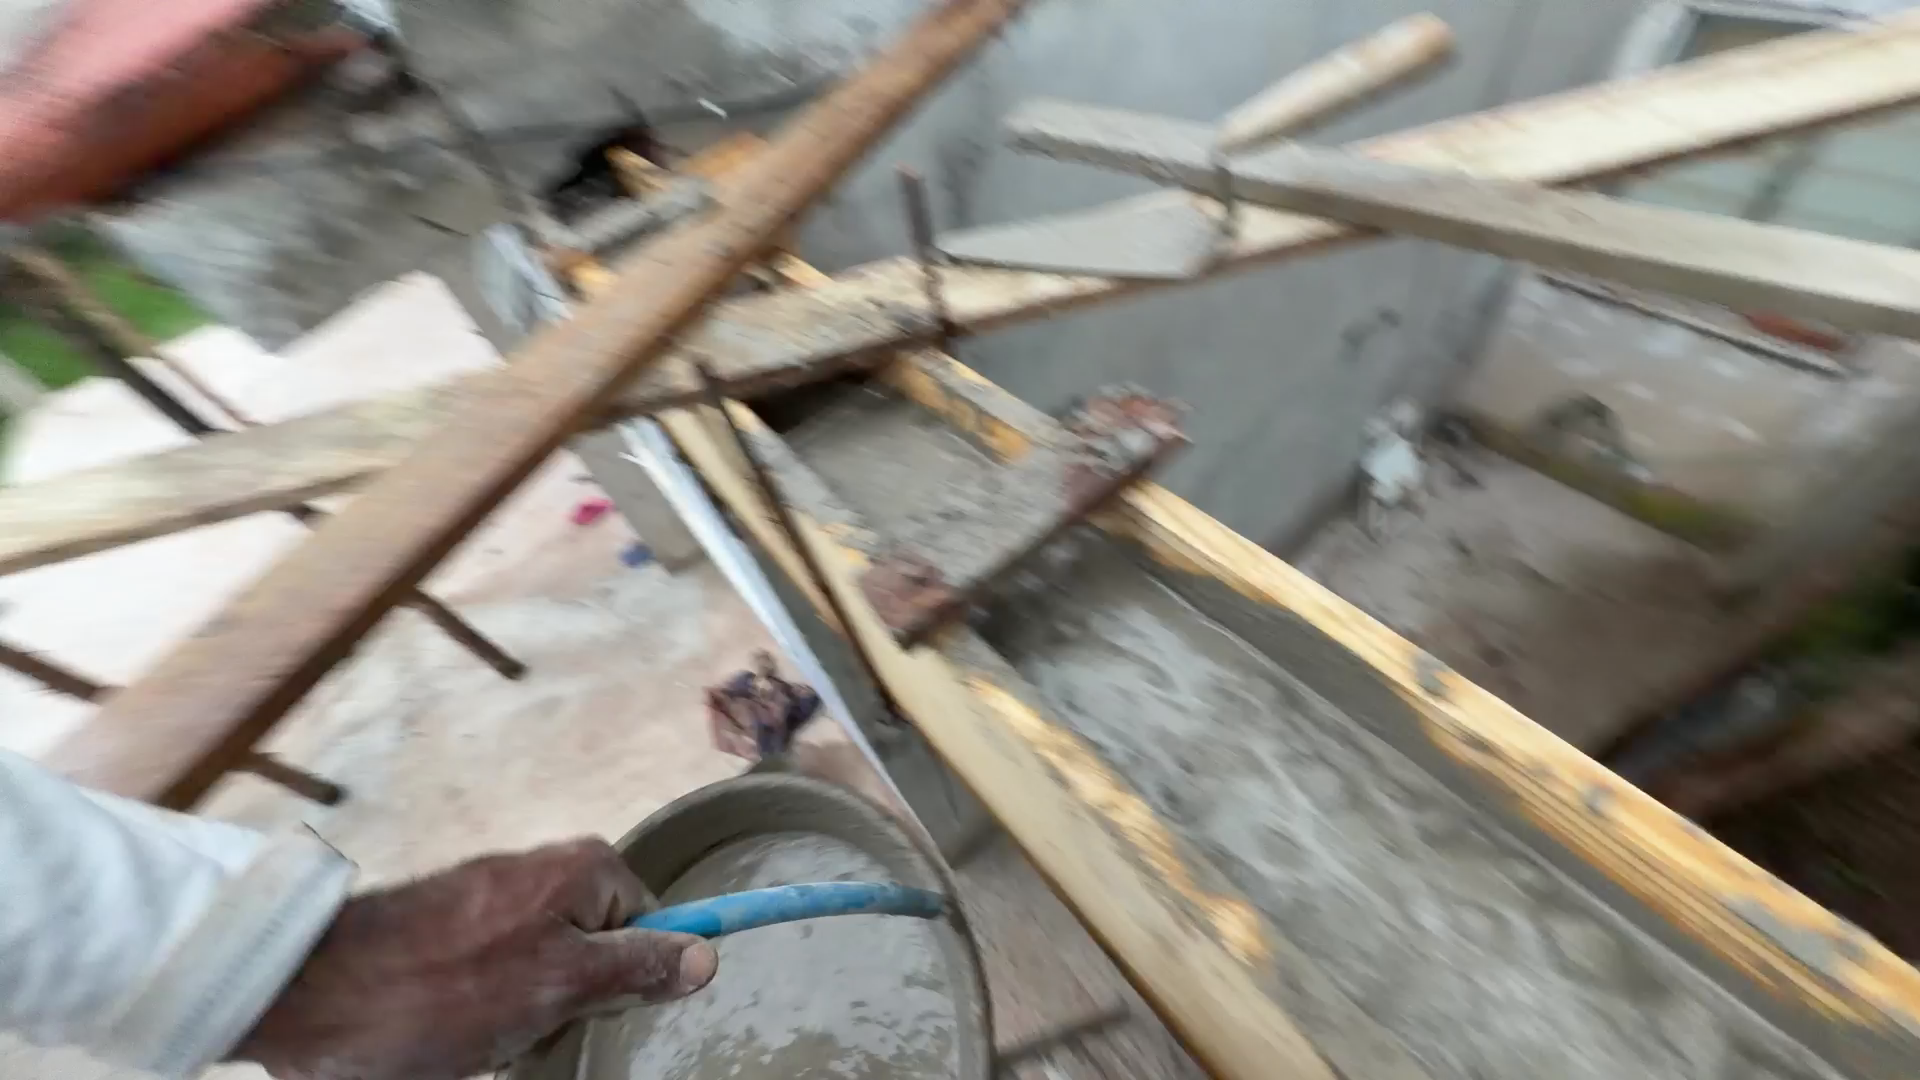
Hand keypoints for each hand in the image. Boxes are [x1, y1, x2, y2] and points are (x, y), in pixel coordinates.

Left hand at [233, 838, 717, 1079]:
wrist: (308, 988)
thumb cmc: (451, 988)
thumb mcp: (558, 987)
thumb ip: (639, 967)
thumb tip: (710, 956)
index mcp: (591, 868)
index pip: (650, 924)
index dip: (626, 977)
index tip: (579, 1011)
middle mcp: (556, 865)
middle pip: (599, 945)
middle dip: (568, 999)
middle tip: (523, 1030)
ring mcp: (504, 887)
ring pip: (548, 963)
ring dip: (526, 1010)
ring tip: (476, 1037)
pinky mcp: (460, 913)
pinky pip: (503, 963)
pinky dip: (487, 1003)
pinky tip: (449, 1027)